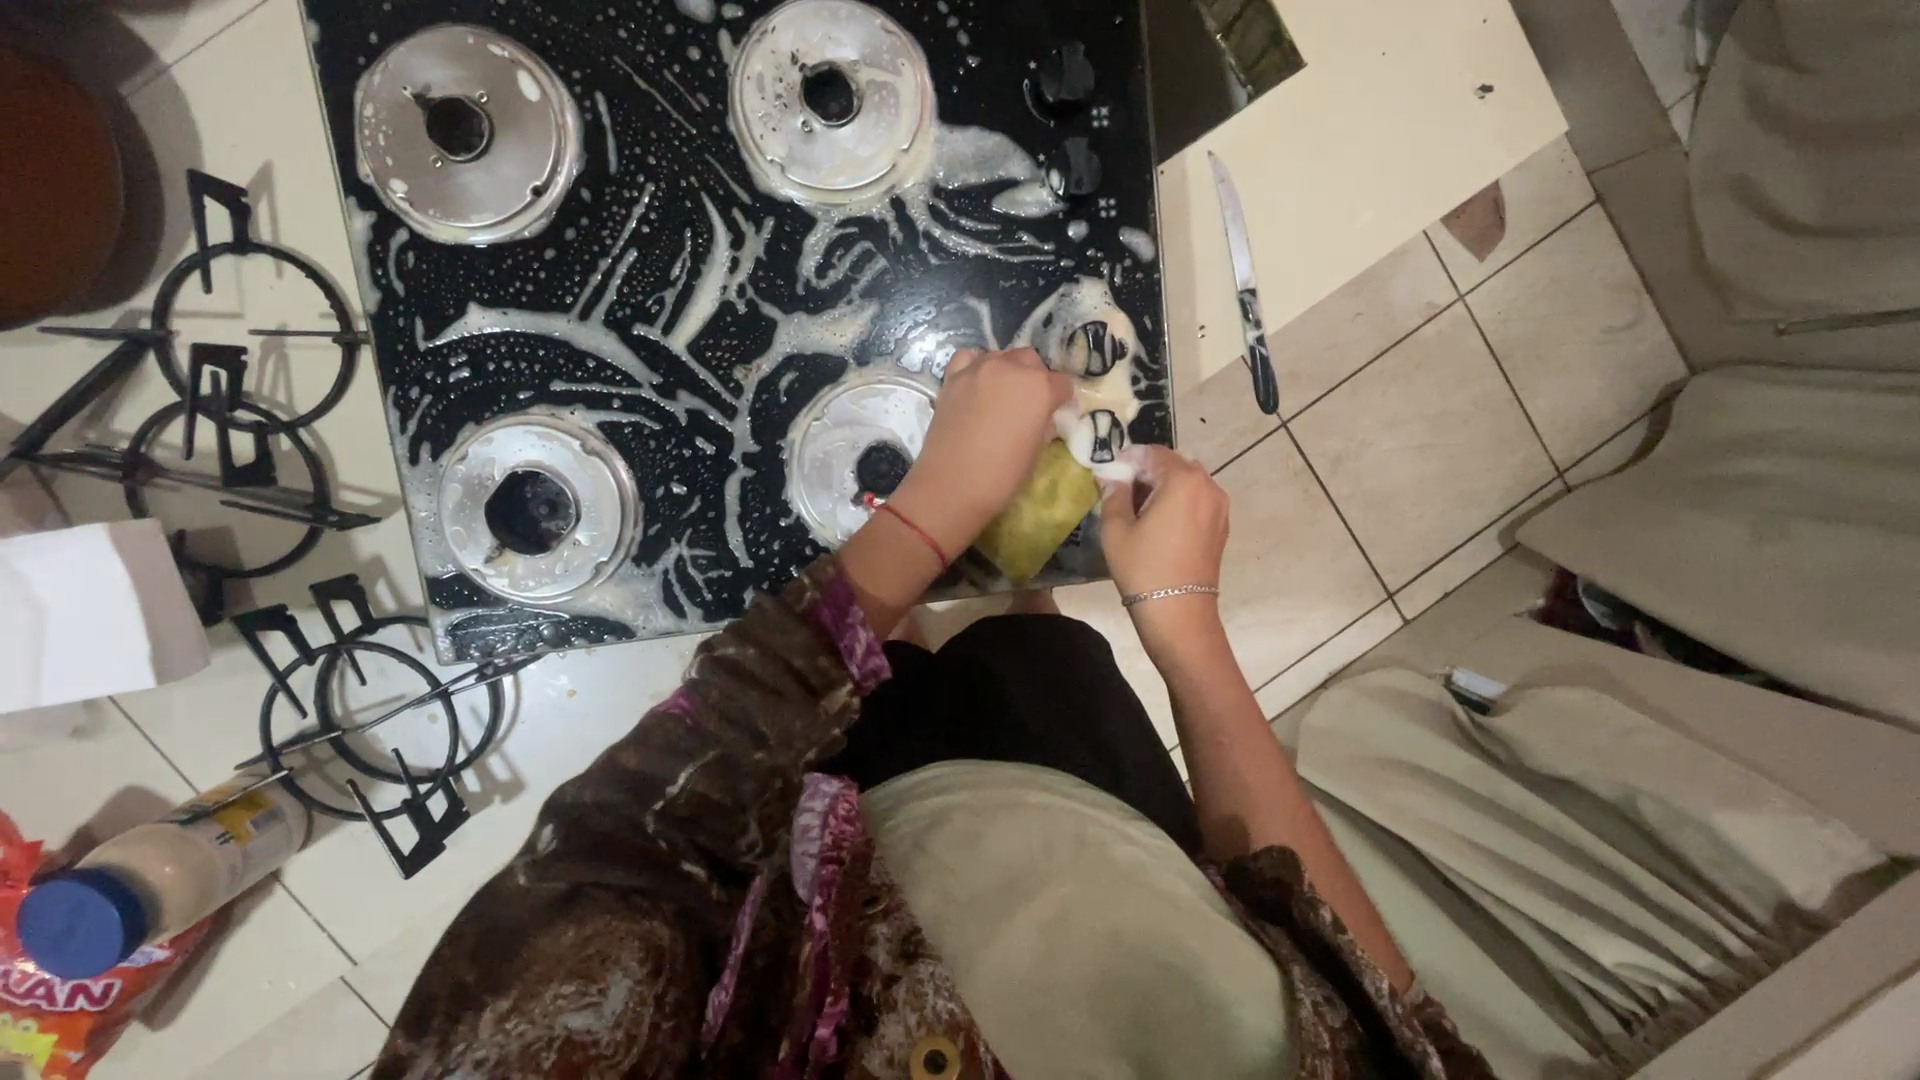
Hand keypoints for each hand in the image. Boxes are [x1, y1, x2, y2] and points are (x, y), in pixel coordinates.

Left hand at [888, 347, 1072, 554]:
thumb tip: (1042, 416)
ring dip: (1008, 370)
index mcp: (1039, 387)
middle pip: (1031, 361)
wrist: (951, 486)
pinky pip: (969, 358)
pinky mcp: (952, 378)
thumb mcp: (1037, 451)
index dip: (1062, 400)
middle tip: (1029, 405)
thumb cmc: (1001, 476)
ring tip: (1002, 395)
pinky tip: (978, 384)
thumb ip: (1044, 423)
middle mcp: (1010, 368)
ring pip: (1002, 356)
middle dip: (1036, 379)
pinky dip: (977, 365)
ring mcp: (978, 369)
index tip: (1056, 414)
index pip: (1062, 384)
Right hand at [1099, 445, 1230, 653]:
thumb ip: (1113, 493)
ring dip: (1165, 487)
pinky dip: (1180, 503)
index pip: (1152, 453)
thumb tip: (1112, 476)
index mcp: (1182, 479)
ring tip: (1141, 511)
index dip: (1128, 460)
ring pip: (1188, 482)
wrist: (1179, 612)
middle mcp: (1208, 485)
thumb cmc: (1143, 568)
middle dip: (1148, 473)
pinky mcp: (1222, 526)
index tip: (1110, 476)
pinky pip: (1198, 501)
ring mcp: (1220, 506)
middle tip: (1123, 494)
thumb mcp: (1116, 529)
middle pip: (1174, 464)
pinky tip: (1161, 525)